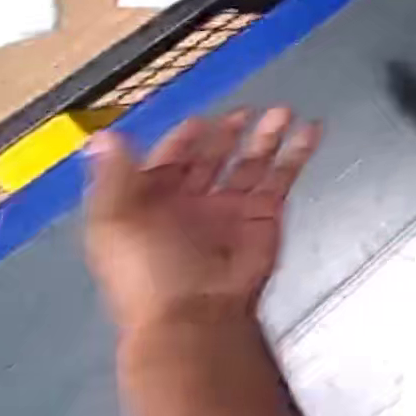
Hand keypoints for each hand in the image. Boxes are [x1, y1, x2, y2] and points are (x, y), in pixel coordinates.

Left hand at [83, 108, 320, 332]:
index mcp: (151, 202)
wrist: (198, 305)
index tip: (200, 120)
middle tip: (248, 110)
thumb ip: (115, 177)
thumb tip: (105, 135)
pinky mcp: (269, 208)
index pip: (167, 163)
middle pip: (214, 159)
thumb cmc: (148, 266)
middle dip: (229, 134)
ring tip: (283, 111)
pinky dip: (299, 150)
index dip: (181, 142)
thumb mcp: (116, 221)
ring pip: (253, 161)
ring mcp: (234, 204)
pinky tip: (310, 130)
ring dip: (267, 136)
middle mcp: (193, 200)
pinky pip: (285, 173)